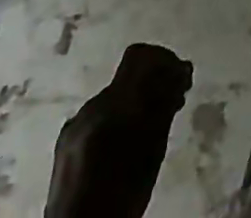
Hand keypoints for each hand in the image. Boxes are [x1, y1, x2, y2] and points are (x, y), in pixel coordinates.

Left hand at [44, 43, 192, 217]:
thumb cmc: (122, 195)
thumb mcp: (152, 151)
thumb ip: (164, 106)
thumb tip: (180, 69)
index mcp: (113, 104)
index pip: (139, 55)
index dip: (163, 58)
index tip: (182, 77)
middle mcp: (91, 104)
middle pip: (128, 73)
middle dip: (156, 79)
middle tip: (178, 98)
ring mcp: (76, 120)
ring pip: (116, 94)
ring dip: (140, 99)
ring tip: (159, 122)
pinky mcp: (68, 138)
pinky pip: (101, 114)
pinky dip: (122, 117)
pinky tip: (131, 141)